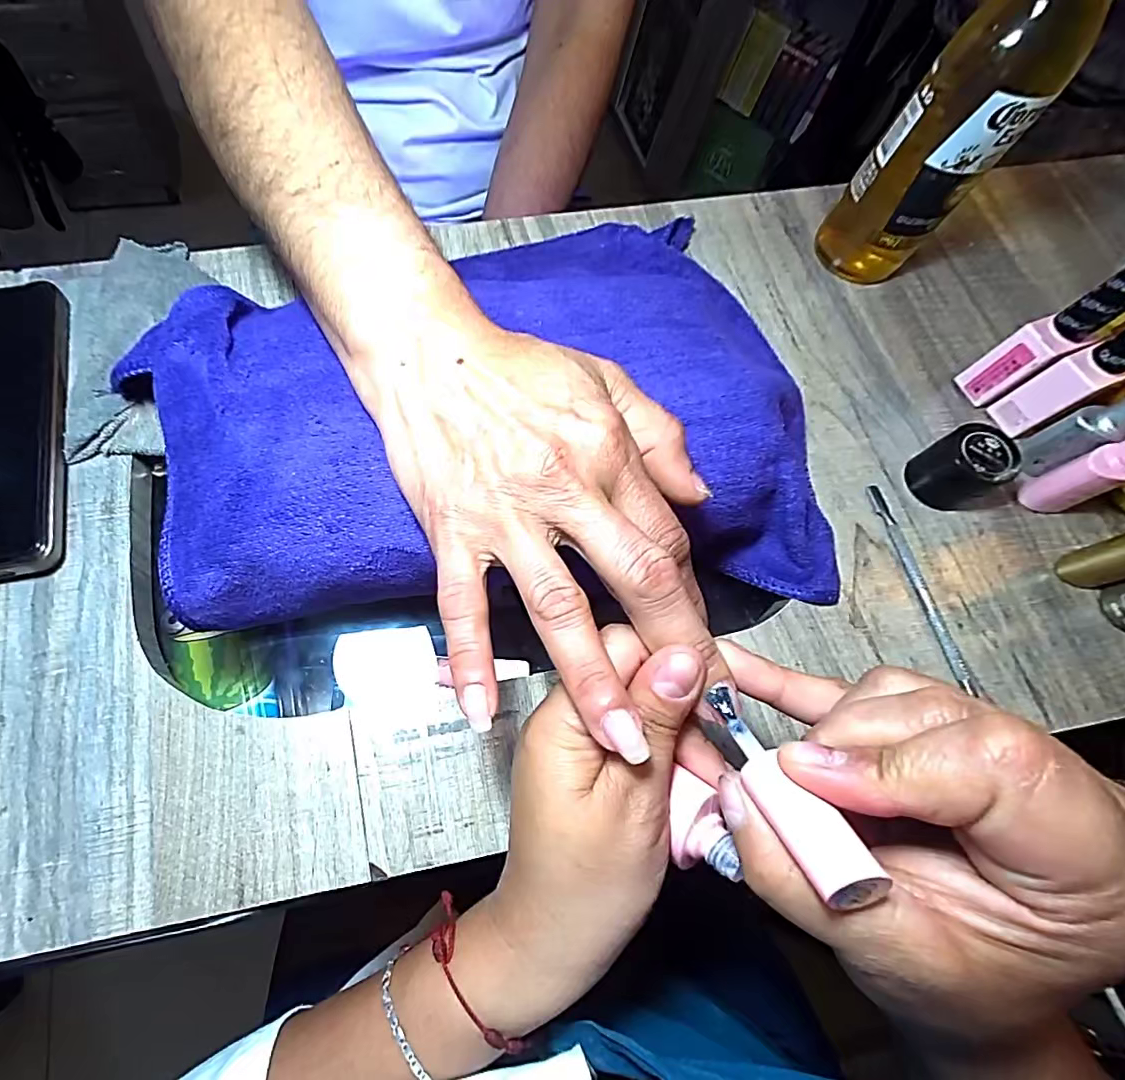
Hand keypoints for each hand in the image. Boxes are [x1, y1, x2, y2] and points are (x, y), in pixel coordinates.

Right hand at [355, 313, 714, 763]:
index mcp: (604, 454)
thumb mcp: (602, 377)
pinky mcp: (450, 534)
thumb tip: (698, 495)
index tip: (696, 640)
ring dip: (590, 678)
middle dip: (669, 651)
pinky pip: (460, 605)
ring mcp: (500, 520)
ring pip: (554, 608)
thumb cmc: (514, 365)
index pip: (664, 540)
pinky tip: (479, 710)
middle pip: (630, 582)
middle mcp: (560, 492)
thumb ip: (659, 433)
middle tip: (694, 712)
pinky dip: (468, 659)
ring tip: (621, 740)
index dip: (687, 596)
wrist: (426, 357)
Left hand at [461, 625, 708, 1034]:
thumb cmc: (590, 880)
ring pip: (637, 704)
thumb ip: (658, 722)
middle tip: (712, 755)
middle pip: (629, 672)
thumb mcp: (636, 797)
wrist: (555, 932)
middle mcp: (559, 714)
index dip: (670, 663)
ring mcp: (571, 735)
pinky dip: (664, 753)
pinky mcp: (585, 757)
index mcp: (560, 714)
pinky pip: (631, 732)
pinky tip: (686, 788)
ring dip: (678, 735)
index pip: (617, 645)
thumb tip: (682, 652)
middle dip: (679, 704)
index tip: (714, 702)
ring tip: (703, 784)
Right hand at [715, 643, 1124, 1063]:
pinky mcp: (942, 729)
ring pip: (897, 693)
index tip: (804, 780)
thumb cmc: (955, 985)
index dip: (888, 764)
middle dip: (843, 746)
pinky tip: (747, 672)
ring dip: (827, 729)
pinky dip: (798, 686)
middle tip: (789, 789)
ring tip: (798, 778)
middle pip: (938, 716)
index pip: (998, 764)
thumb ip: (803, 881)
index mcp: (1099, 864)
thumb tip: (740, 798)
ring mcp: (1006, 748)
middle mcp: (1067, 789)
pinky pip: (867, 690)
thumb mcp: (882, 955)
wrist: (972, 986)